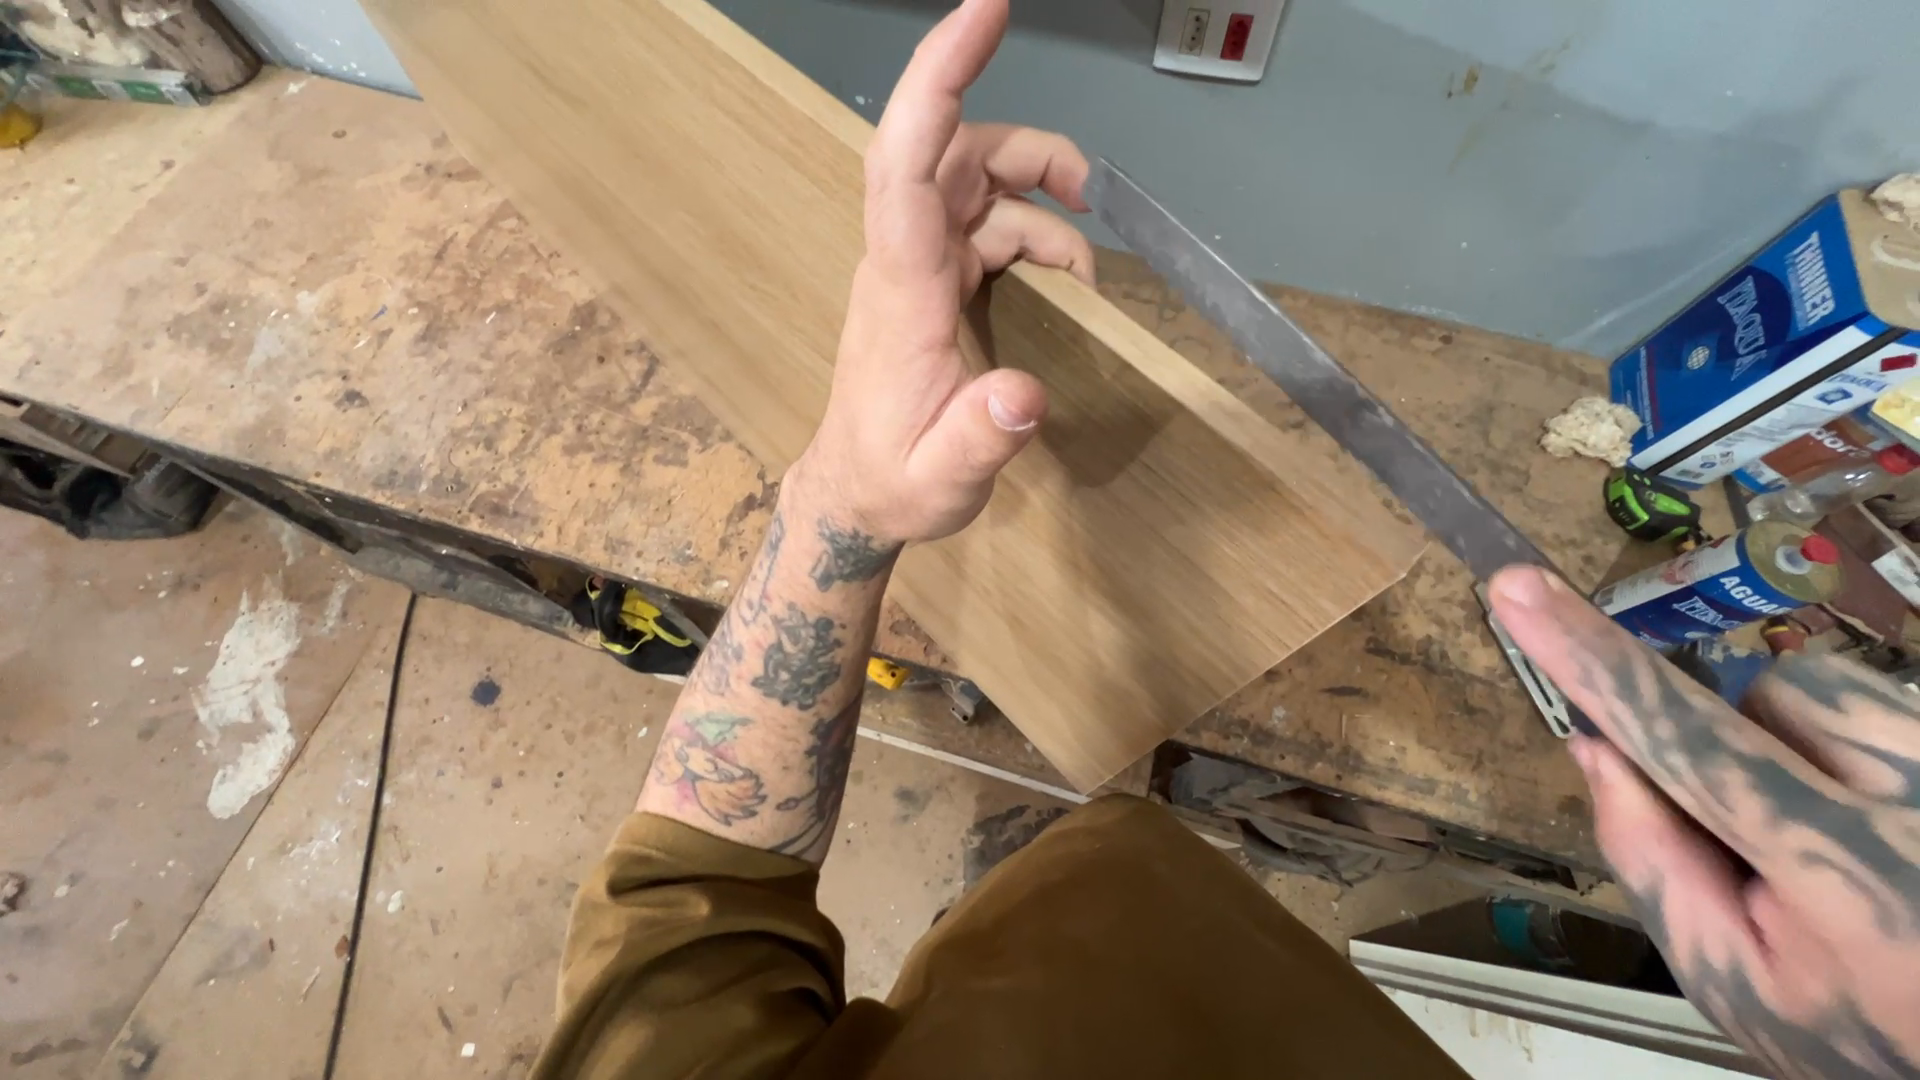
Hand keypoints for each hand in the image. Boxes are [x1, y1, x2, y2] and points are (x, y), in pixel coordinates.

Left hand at [793, 0, 1095, 544]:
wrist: (857, 492)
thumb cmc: (892, 482)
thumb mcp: (941, 479)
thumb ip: (980, 439)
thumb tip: (1026, 396)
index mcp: (902, 294)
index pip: (906, 164)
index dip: (938, 80)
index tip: (985, 9)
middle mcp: (902, 265)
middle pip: (951, 158)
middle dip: (1023, 149)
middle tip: (1086, 188)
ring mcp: (914, 272)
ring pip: (969, 186)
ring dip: (1034, 193)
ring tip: (1085, 248)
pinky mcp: (929, 288)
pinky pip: (977, 227)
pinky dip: (1027, 233)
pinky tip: (1061, 274)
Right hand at [1489, 566, 1919, 1079]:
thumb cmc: (1867, 1034)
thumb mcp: (1724, 974)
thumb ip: (1644, 856)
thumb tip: (1596, 744)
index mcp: (1849, 876)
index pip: (1685, 737)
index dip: (1589, 658)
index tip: (1515, 587)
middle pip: (1765, 687)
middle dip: (1722, 721)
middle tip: (1745, 814)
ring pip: (1827, 684)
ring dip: (1789, 729)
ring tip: (1824, 817)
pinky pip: (1879, 702)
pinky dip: (1848, 740)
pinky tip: (1874, 809)